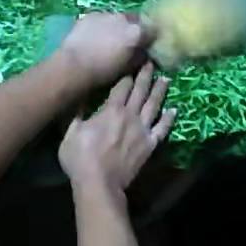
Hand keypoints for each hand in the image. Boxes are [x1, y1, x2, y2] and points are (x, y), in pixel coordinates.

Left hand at [56, 12, 153, 86]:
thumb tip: (145, 52)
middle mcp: (123, 18)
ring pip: (117, 17)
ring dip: (117, 25)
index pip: (153, 29)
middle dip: (134, 28)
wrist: (74, 65)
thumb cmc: (104, 71)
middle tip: (128, 40)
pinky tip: (94, 36)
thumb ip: (141, 56)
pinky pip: (101, 18)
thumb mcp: (129, 67)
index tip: (148, 43)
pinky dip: (101, 25)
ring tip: (108, 38)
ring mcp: (106, 14)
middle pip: (135, 19)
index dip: (151, 36)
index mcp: (136, 32)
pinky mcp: (90, 14)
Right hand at [59, 63, 173, 194]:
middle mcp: (130, 115)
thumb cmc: (81, 157)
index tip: (133, 63)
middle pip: (140, 91)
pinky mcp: (150, 145)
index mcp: (111, 109)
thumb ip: (78, 113)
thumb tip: (81, 97)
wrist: (99, 183)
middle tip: (152, 63)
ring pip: (154, 106)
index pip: (122, 86)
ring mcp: (142, 130)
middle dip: (146, 75)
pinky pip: (162, 129)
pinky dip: (168, 119)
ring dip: (160, 91)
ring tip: (166, 79)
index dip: (128, 74)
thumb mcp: (71, 132)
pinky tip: (174, 110)